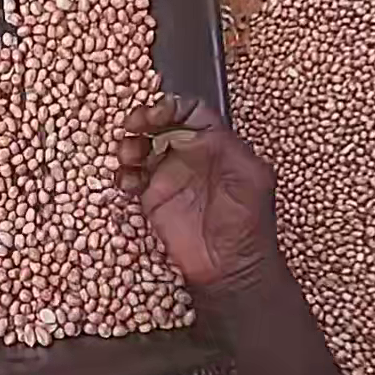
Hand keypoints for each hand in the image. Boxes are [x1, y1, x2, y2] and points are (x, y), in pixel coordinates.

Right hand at [115, 94, 280, 293]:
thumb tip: (195, 129)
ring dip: (130, 145)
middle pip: (159, 125)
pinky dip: (124, 175)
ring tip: (129, 155)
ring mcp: (168, 177)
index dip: (172, 106)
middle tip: (134, 125)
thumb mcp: (250, 177)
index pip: (190, 112)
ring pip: (141, 147)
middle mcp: (188, 156)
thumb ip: (225, 147)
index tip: (157, 113)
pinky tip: (129, 182)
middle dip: (143, 119)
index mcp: (215, 145)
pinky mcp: (151, 199)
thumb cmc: (248, 224)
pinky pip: (131, 177)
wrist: (229, 268)